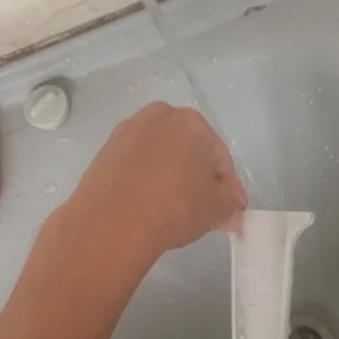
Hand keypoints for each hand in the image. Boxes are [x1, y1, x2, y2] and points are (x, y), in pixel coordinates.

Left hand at [62, 102, 246, 264]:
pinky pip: (136, 165)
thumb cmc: (173, 207)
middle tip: (205, 208)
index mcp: (192, 122)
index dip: (228, 186)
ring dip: (170, 176)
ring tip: (174, 208)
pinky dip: (145, 180)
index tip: (232, 209)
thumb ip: (229, 206)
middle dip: (199, 177)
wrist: (111, 221)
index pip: (219, 157)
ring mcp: (129, 131)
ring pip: (161, 156)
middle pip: (189, 150)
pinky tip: (147, 204)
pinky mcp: (106, 150)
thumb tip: (232, 212)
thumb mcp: (215, 210)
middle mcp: (160, 117)